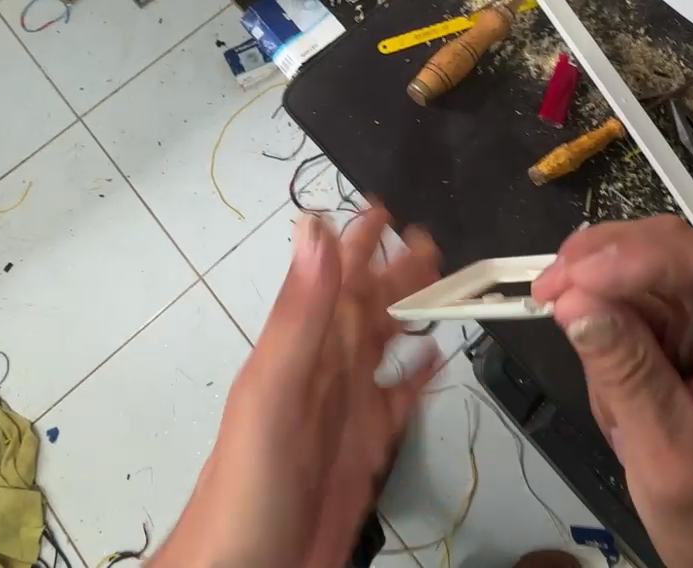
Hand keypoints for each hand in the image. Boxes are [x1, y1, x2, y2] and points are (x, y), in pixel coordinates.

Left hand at [153, 205, 441, 567]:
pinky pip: (395, 401)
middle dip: (396, 271)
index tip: (383, 206)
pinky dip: (416, 376)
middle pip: (366, 308)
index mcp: (305, 349)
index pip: (335, 278)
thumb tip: (316, 229)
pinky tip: (436, 358)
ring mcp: (346, 411)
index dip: (357, 241)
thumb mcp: (273, 392)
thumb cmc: (250, 486)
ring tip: (442, 285)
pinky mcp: (365, 453)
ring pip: (382, 346)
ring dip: (410, 313)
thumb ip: (299, 314)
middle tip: (430, 239)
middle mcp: (327, 371)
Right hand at [531, 215, 692, 567]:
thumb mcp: (672, 465)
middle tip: (548, 289)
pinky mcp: (689, 347)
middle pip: (674, 256)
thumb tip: (575, 302)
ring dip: (601, 302)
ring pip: (646, 278)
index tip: (574, 275)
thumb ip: (627, 379)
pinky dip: (607, 333)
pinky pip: (636, 312)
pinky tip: (608, 388)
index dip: (640, 254)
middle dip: (607, 263)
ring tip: (588, 366)